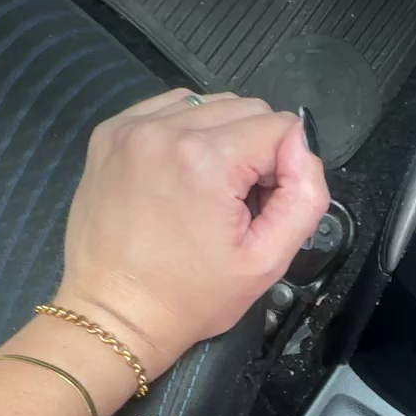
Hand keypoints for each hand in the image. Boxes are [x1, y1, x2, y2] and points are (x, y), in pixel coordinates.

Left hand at [53, 89, 328, 374]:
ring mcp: (132, 127)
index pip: (280, 126)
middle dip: (257, 150)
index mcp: (207, 160)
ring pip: (209, 103)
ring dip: (224, 138)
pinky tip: (184, 175)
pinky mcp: (111, 133)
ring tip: (211, 190)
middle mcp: (165, 129)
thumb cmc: (191, 297)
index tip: (264, 207)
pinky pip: (169, 108)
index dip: (286, 167)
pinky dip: (188, 133)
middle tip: (241, 203)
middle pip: (246, 107)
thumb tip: (303, 150)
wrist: (117, 313)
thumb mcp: (268, 262)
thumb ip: (304, 199)